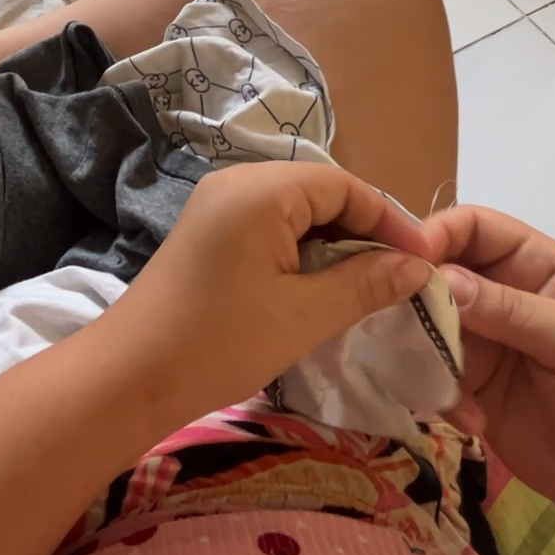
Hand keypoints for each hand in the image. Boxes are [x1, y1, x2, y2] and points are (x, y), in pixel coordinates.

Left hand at [92, 161, 436, 428]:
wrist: (132, 373)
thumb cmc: (221, 341)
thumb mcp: (303, 314)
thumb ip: (364, 282)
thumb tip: (416, 266)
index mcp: (260, 190)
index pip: (342, 184)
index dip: (388, 219)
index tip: (423, 262)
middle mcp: (237, 182)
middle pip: (318, 191)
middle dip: (362, 230)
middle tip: (398, 276)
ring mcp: (217, 204)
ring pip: (294, 209)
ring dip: (333, 241)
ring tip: (366, 284)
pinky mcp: (209, 230)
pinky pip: (268, 224)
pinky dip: (300, 248)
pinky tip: (319, 283)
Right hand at [422, 205, 554, 514]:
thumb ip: (514, 310)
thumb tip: (441, 275)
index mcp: (538, 267)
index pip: (476, 227)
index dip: (440, 231)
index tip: (407, 257)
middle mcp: (501, 294)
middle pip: (439, 266)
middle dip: (415, 286)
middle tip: (396, 314)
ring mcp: (481, 338)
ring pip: (424, 317)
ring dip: (418, 341)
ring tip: (430, 373)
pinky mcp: (466, 381)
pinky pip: (427, 366)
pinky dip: (433, 387)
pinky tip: (468, 419)